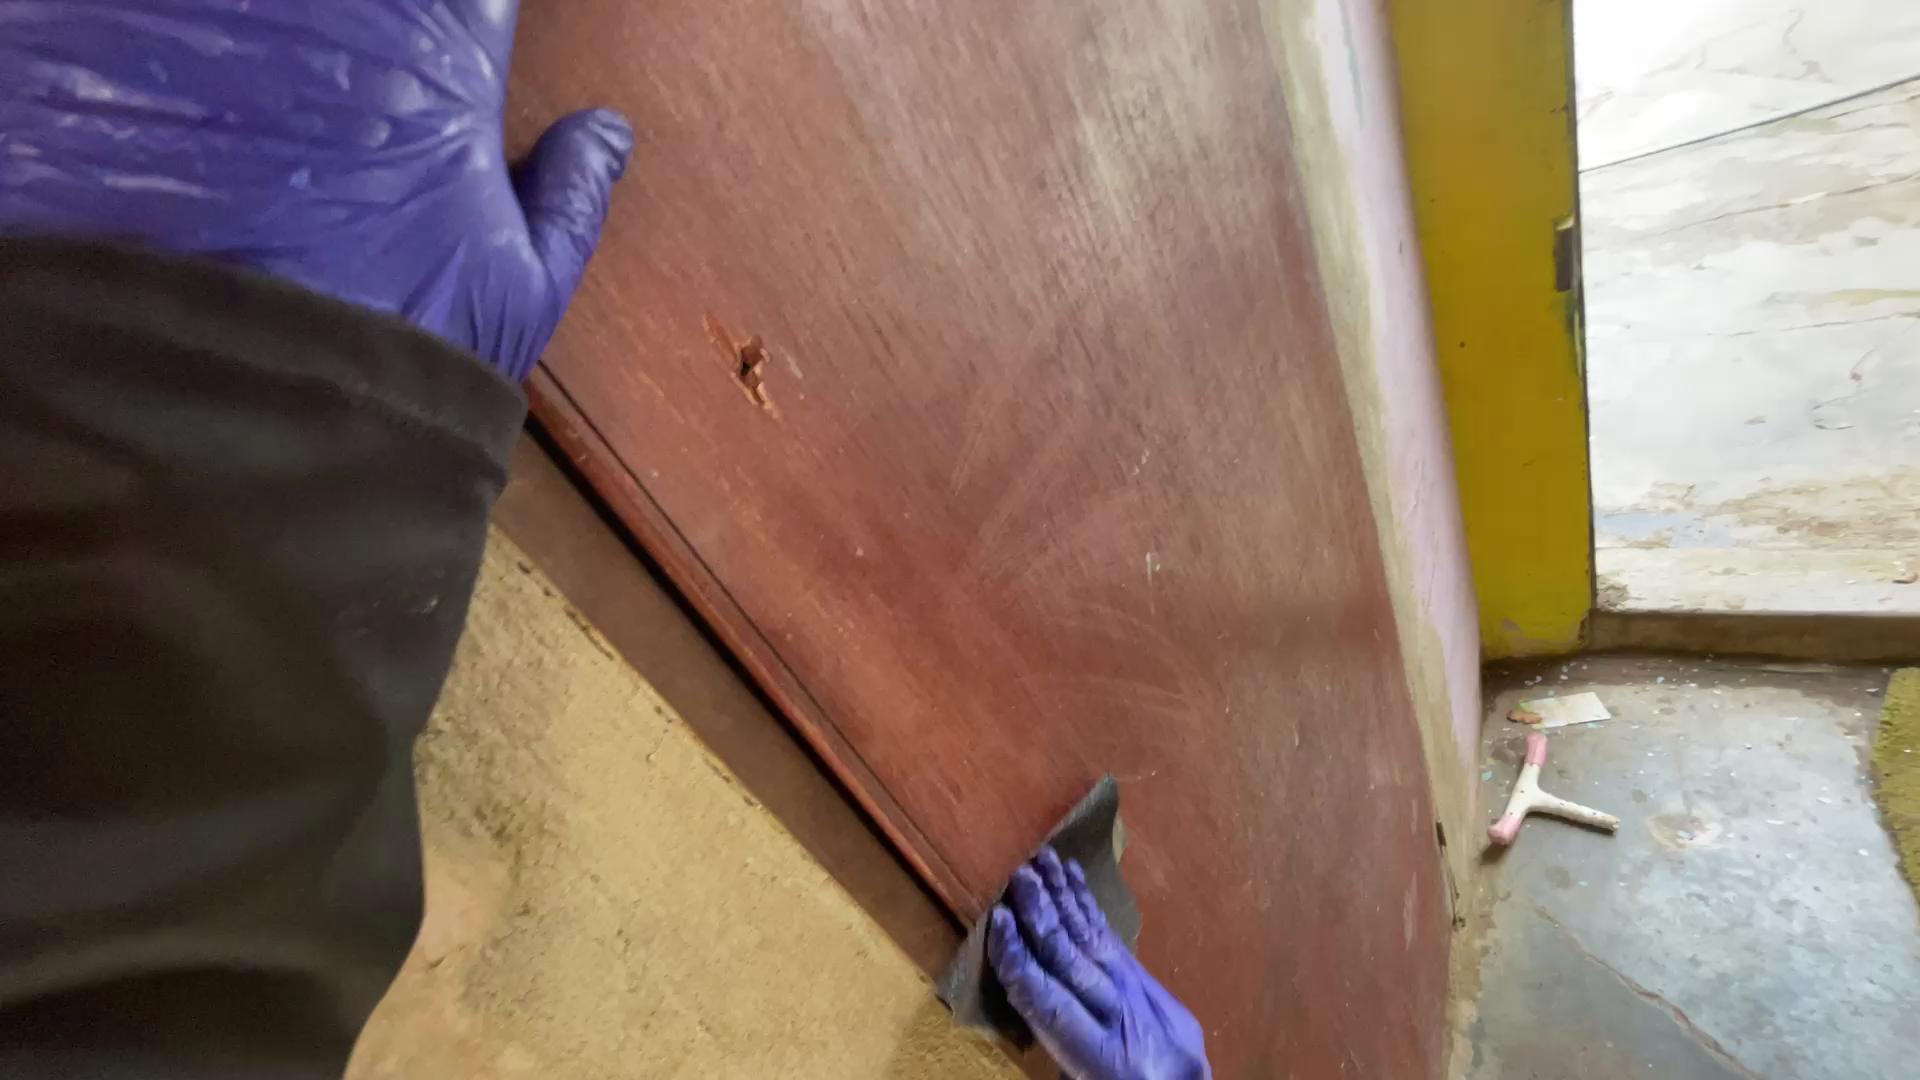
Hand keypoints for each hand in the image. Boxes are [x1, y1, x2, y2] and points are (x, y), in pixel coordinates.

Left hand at [0, 0, 630, 379]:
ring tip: (306, 82)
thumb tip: (612, 131)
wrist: (280, 399)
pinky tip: (201, 68)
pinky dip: (172, 38)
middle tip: (383, 72)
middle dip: (377, 24)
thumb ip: (573, 198)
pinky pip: (128, 11)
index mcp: (440, 80)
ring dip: (282, 32)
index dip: (470, 12)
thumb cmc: (423, 341)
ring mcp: (213, 33)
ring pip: (262, 0)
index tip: (466, 34)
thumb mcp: (529, 288)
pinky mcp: (101, 54)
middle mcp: (330, 30)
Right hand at [990, 848, 1211, 1079]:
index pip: (1050, 1002)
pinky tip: (1074, 878)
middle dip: (1044, 915)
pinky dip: (1091, 908)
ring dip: (1066, 896)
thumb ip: (1056, 1040)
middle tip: (1020, 874)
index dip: (1020, 961)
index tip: (998, 919)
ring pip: (1098, 940)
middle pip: (1077, 960)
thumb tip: (1023, 978)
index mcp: (1107, 1064)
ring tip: (1043, 859)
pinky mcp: (1161, 990)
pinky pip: (1117, 943)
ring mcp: (1151, 1002)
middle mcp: (1129, 1024)